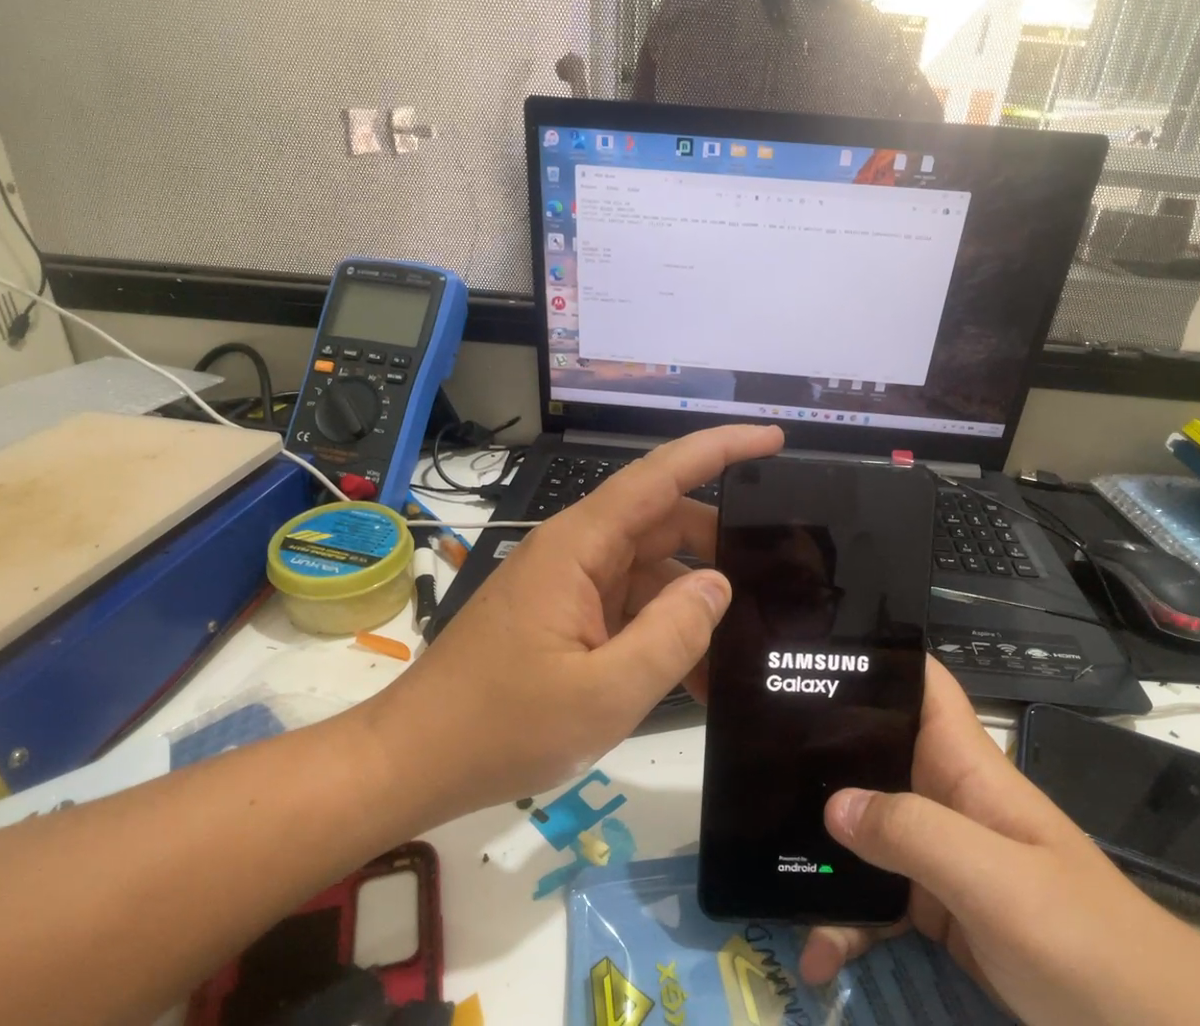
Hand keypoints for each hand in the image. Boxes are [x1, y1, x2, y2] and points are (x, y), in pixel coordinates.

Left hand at [365, 424, 783, 818]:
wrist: (416, 760)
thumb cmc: (502, 726)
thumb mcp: (605, 692)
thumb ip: (673, 636)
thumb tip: (718, 585)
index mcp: (579, 548)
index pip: (659, 476)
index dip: (719, 449)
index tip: (775, 439)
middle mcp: (575, 553)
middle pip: (664, 524)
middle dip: (723, 546)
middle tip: (783, 582)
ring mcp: (568, 586)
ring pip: (652, 572)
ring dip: (695, 605)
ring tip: (748, 647)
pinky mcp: (564, 618)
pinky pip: (629, 609)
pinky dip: (665, 633)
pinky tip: (700, 678)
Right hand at [800, 660, 1199, 1024]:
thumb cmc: (1084, 941)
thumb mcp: (998, 884)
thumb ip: (917, 836)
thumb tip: (832, 804)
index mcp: (968, 772)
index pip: (923, 689)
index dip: (874, 661)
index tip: (803, 658)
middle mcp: (947, 802)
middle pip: (873, 758)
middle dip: (815, 760)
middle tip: (746, 766)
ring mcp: (941, 859)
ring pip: (864, 835)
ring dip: (820, 857)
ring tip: (765, 878)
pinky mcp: (937, 911)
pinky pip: (875, 901)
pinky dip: (844, 923)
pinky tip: (815, 954)